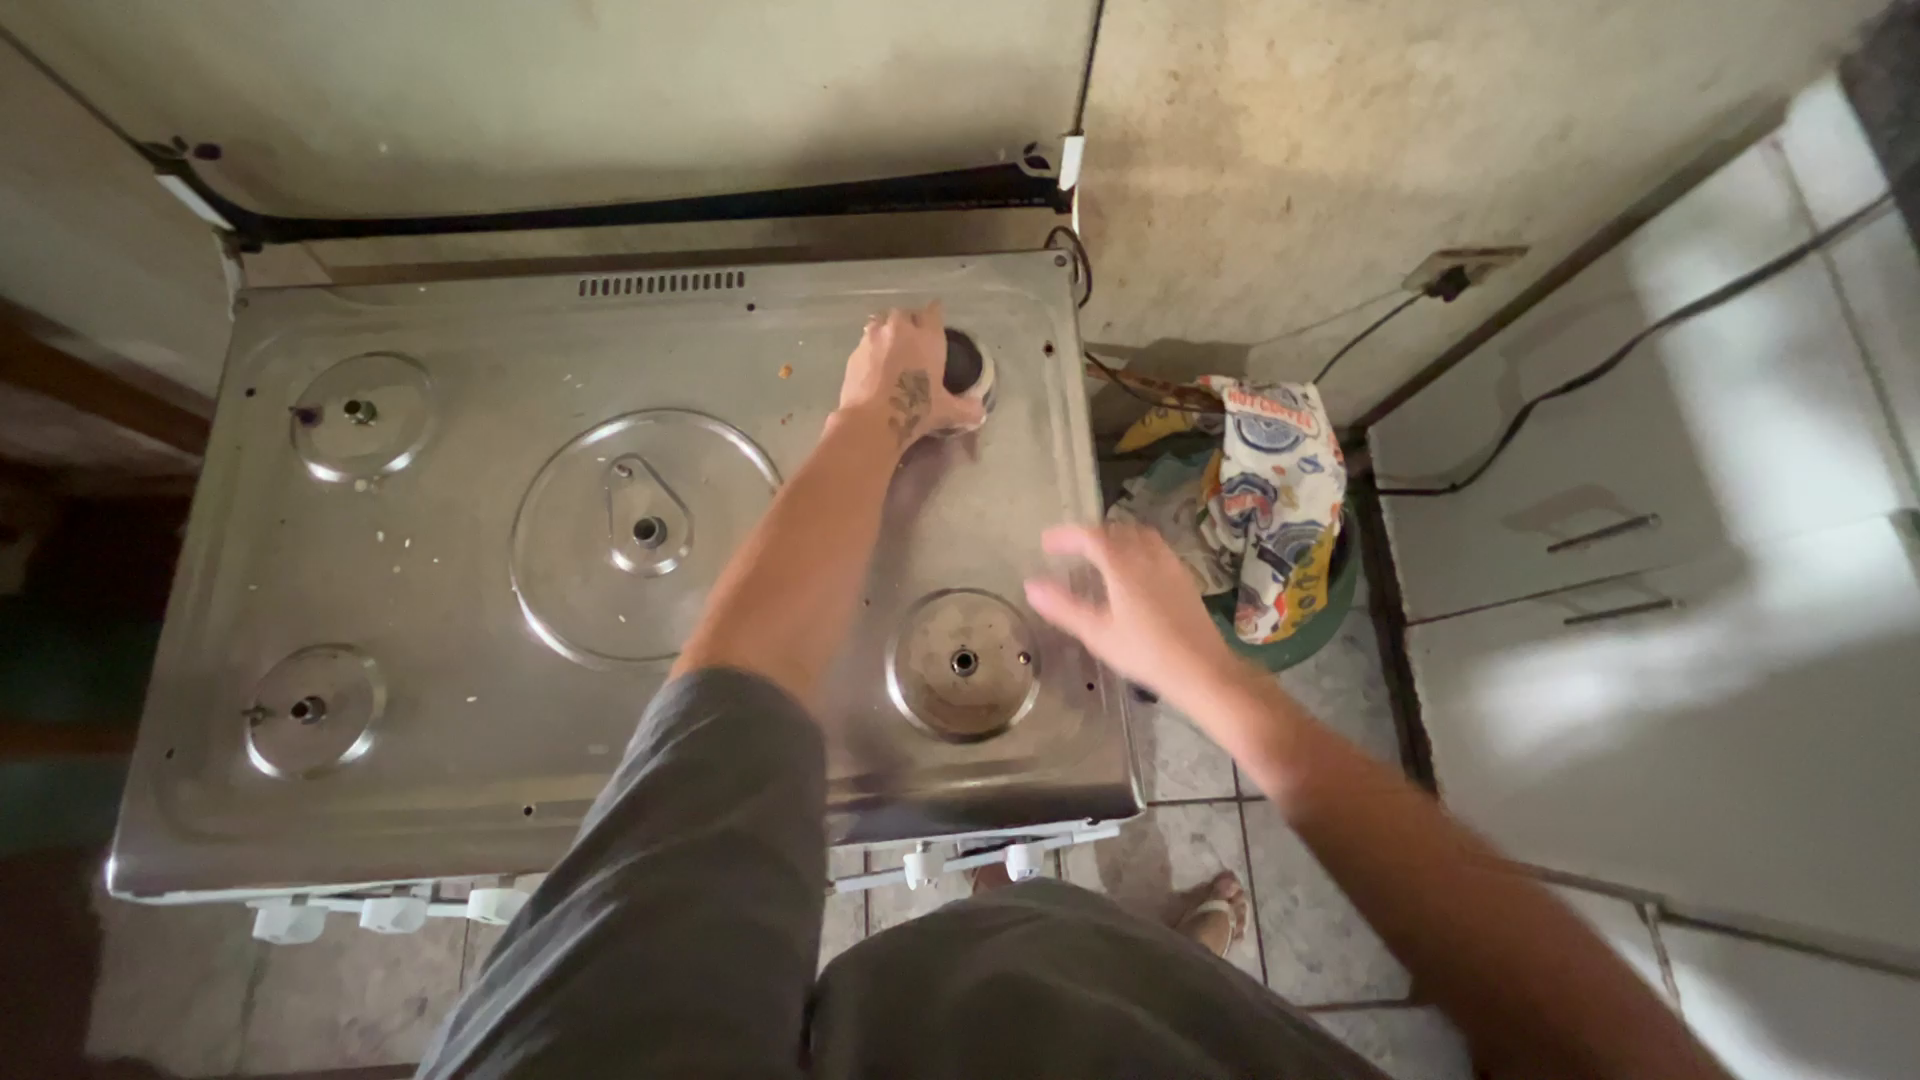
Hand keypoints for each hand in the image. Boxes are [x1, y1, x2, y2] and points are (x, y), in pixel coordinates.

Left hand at [838, 301, 984, 447]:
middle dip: (909, 320)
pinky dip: (870, 348)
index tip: (935, 315)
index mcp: (928, 337)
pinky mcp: (855, 352)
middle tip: (911, 336)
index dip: (935, 312)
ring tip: (890, 345)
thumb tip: (980, 413)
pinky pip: (865, 341)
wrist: (872, 420)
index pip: (933, 311)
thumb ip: (965, 409)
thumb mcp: (946, 411)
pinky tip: (873, 364)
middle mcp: (900, 329)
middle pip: (905, 312)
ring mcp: (874, 338)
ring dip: (886, 329)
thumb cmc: (916, 409)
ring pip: (881, 321)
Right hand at [1023, 523, 1241, 704]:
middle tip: (1070, 547)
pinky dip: (1136, 547)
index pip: (1090, 536)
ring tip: (1100, 553)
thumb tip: (1031, 586)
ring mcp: (1170, 565)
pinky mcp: (1184, 577)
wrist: (1201, 668)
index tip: (1046, 542)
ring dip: (1115, 537)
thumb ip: (1063, 607)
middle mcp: (1148, 556)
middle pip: (1116, 530)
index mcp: (1123, 565)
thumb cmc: (1145, 653)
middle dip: (1090, 534)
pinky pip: (1156, 548)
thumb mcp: (1097, 633)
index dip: (1066, 535)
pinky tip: (1133, 570)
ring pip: (1139, 535)